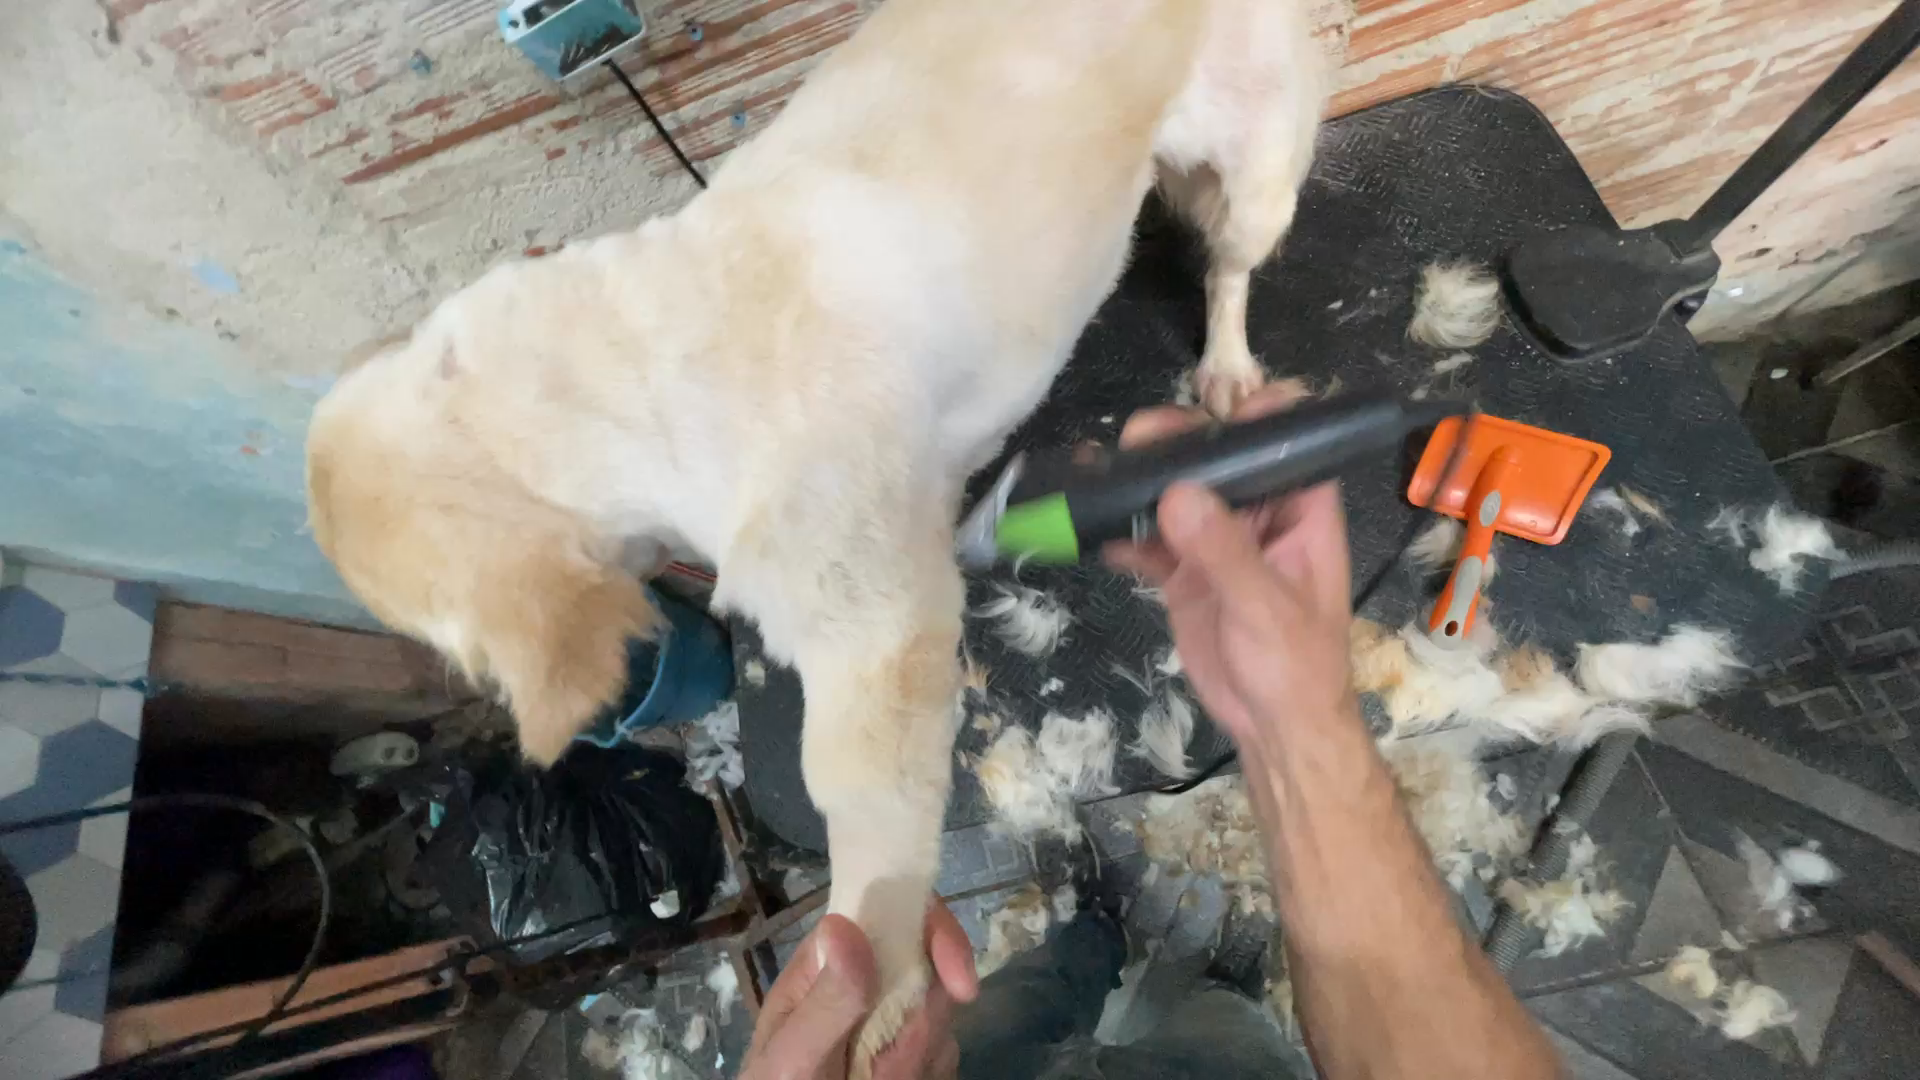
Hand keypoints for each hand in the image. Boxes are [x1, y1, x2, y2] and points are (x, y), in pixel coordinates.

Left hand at [740, 903, 978, 1079]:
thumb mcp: (793, 1053)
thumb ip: (826, 999)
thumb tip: (843, 924)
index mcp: (836, 955)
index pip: (897, 910)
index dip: (937, 934)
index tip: (960, 980)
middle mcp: (870, 975)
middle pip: (932, 968)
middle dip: (923, 1023)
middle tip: (884, 1068)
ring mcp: (894, 1014)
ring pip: (943, 1017)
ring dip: (919, 1058)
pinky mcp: (913, 1050)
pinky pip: (944, 1056)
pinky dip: (926, 1074)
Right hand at [1105, 382, 1358, 748]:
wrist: (1269, 725)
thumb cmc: (1294, 665)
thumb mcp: (1266, 607)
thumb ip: (1224, 551)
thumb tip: (1175, 494)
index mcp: (1298, 511)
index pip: (1286, 443)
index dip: (1256, 416)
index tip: (1213, 412)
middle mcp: (1255, 515)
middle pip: (1217, 460)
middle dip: (1177, 444)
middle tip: (1136, 441)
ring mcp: (1214, 541)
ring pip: (1175, 494)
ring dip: (1140, 484)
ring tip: (1101, 475)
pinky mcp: (1182, 570)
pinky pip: (1148, 539)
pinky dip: (1121, 533)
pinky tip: (1094, 531)